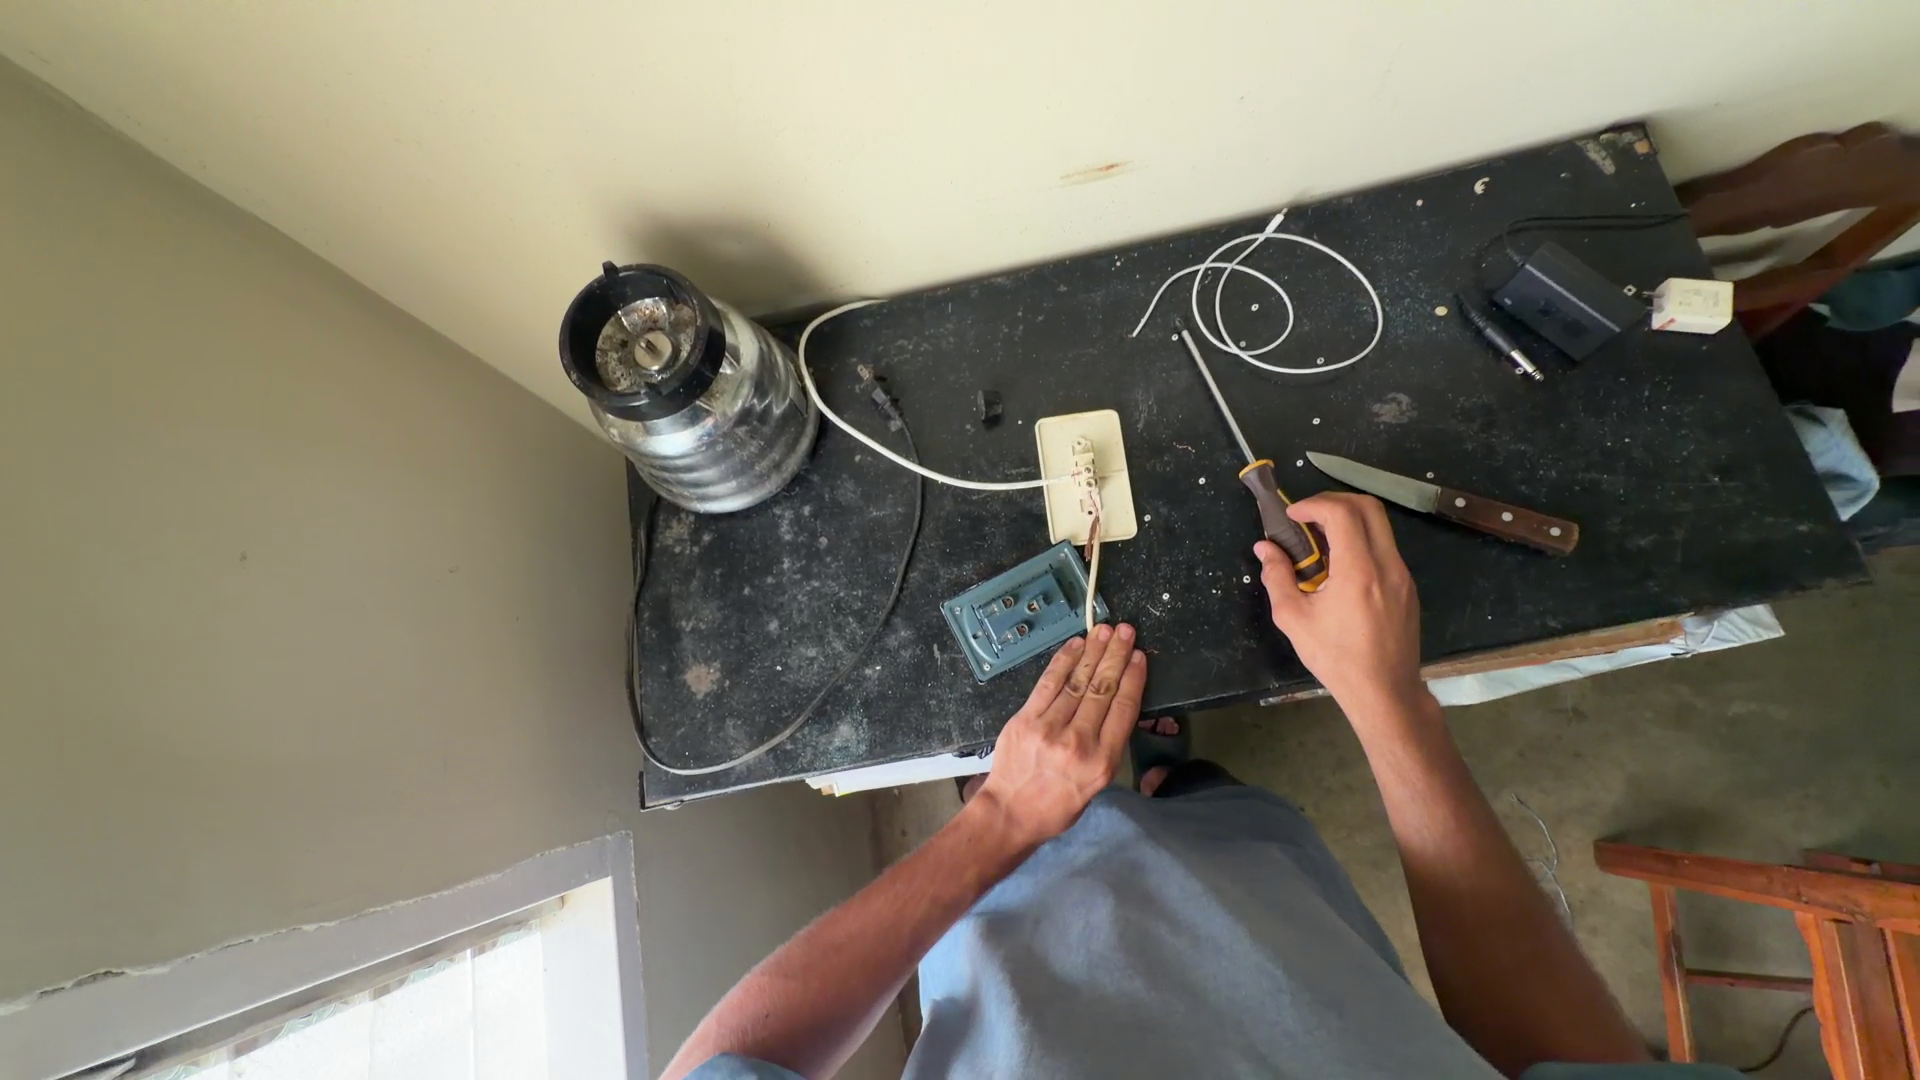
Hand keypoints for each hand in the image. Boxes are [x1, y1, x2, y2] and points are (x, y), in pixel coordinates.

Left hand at [972, 623, 1146, 846]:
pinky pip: (1048, 683)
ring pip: (1077, 681)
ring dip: (1093, 651)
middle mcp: (1079, 742)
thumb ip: (1108, 746)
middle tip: (1125, 630)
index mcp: (1103, 762)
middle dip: (1115, 655)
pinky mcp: (1025, 719)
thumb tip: (1117, 703)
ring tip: (1103, 630)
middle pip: (1102, 689)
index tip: (1139, 656)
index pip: (1123, 709)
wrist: (1011, 813)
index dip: (1133, 678)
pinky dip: (1063, 660)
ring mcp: (1049, 728)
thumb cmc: (1059, 804)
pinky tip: (1076, 645)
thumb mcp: (1097, 785)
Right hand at [1256, 493, 1422, 710]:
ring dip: (1346, 521)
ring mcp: (1402, 575)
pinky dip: (1359, 541)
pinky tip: (1337, 566)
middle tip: (1306, 516)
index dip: (1313, 504)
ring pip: (1379, 526)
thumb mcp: (1293, 618)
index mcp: (1358, 571)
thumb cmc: (1334, 657)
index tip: (1291, 515)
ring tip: (1318, 541)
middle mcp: (1387, 565)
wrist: (1384, 690)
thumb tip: (1265, 548)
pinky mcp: (1407, 586)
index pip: (1342, 514)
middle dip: (1332, 501)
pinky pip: (1384, 548)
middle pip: (1368, 507)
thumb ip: (1277, 577)